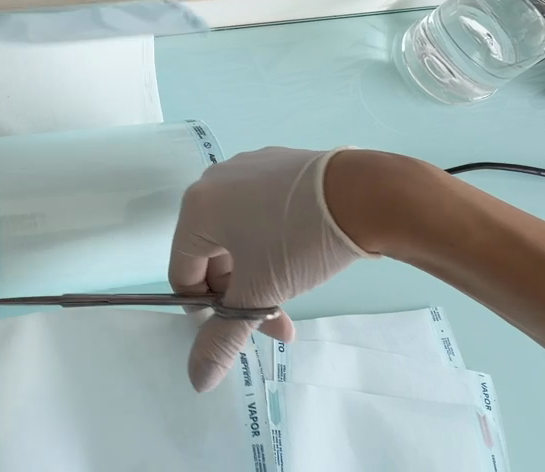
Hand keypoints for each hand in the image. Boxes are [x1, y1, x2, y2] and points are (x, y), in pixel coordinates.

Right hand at [169, 147, 370, 390]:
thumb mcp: (259, 294)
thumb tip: (197, 380)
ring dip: (257, 272)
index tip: (242, 326)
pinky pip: (257, 208)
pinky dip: (269, 237)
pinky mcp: (273, 163)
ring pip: (236, 232)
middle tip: (275, 321)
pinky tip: (301, 252)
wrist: (361, 194)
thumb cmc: (298, 241)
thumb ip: (223, 339)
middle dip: (240, 295)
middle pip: (211, 253)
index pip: (183, 274)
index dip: (207, 310)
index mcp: (197, 209)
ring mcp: (244, 168)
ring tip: (293, 295)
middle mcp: (212, 182)